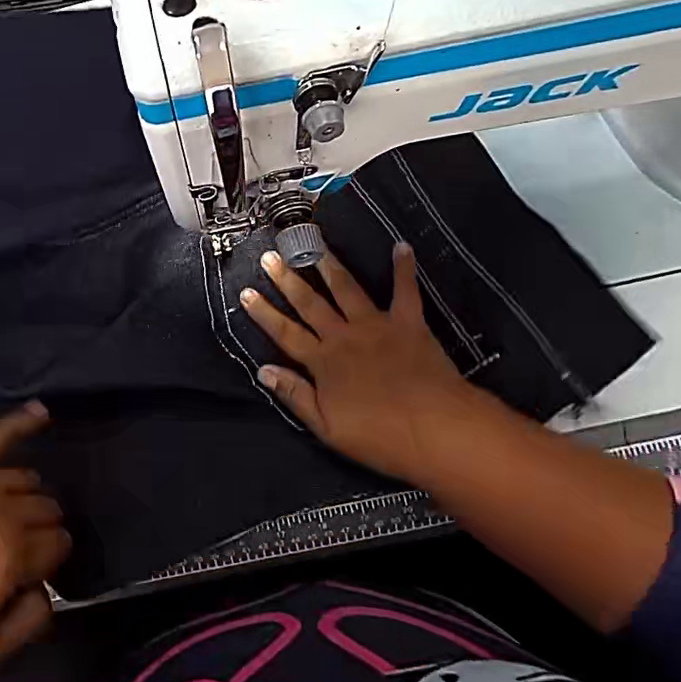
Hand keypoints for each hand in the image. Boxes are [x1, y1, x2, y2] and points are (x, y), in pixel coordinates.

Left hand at [0, 403, 69, 681]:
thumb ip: (33, 618)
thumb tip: (49, 589)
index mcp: (11, 555)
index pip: (59, 542)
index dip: (50, 562)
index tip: (32, 575)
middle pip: (48, 507)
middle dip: (42, 530)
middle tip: (17, 555)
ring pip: (28, 478)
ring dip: (27, 499)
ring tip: (6, 523)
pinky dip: (20, 423)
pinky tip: (41, 413)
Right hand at [240, 243, 504, 484]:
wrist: (434, 428)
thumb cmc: (379, 436)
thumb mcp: (327, 427)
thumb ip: (295, 395)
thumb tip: (263, 370)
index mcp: (323, 362)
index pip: (285, 333)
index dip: (264, 313)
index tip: (246, 292)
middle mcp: (344, 336)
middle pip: (310, 303)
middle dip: (287, 280)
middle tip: (270, 256)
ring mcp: (376, 325)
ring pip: (347, 289)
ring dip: (329, 265)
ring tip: (315, 245)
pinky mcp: (409, 322)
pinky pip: (405, 290)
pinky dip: (403, 268)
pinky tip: (400, 246)